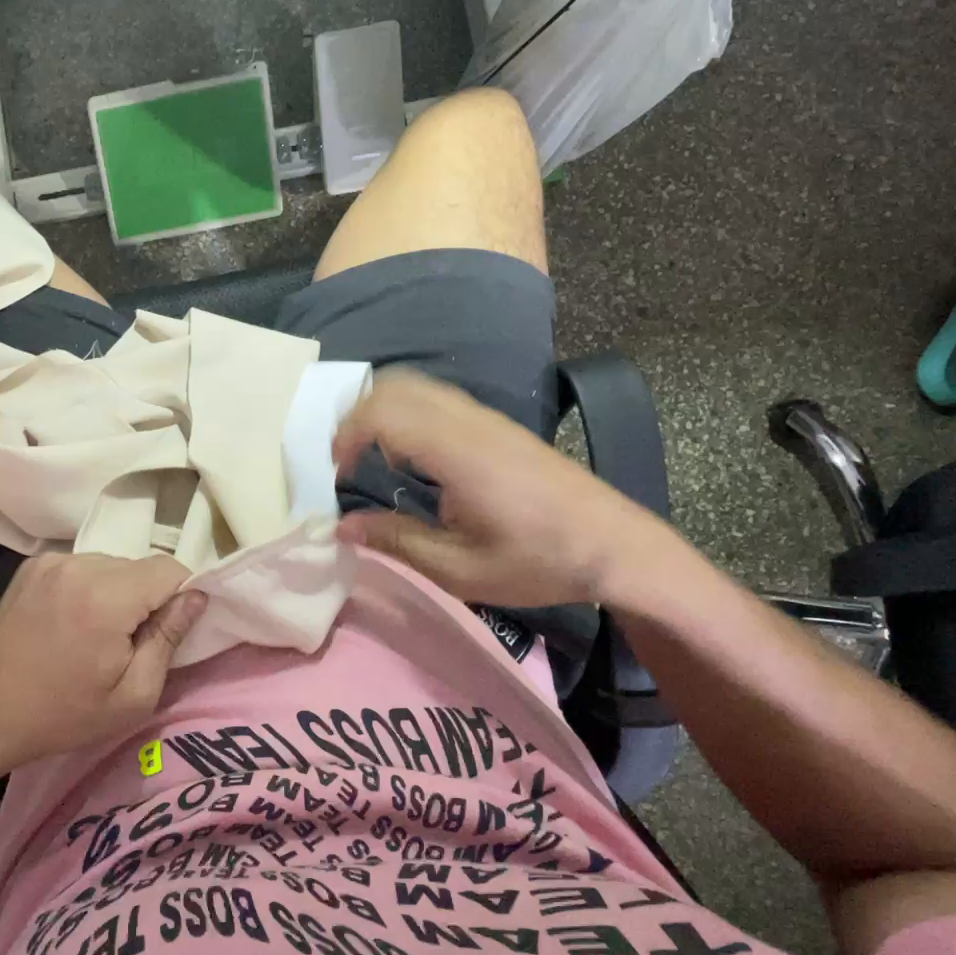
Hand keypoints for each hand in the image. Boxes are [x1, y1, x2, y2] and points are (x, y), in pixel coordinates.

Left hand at [0, 553, 206, 776]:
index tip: (170, 632)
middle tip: (131, 645)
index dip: (181, 596)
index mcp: (105, 596)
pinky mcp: (32, 566)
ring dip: (118, 593)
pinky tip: (73, 624)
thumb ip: (169, 639)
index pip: (169, 568)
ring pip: (112, 565)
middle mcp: (78, 565)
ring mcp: (51, 561)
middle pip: (139, 566)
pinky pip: (82, 567)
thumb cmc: (63, 715)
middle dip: (147, 598)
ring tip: (98, 637)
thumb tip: (197, 596)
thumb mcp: (133, 696)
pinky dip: (90, 588)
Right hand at [333, 370, 680, 607]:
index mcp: (459, 454)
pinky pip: (436, 397)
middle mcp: (470, 423)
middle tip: (345, 460)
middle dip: (356, 416)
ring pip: (416, 385)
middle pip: (395, 385)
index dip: (347, 435)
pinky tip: (411, 455)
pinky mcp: (498, 424)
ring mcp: (487, 418)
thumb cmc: (539, 562)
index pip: (384, 413)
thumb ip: (396, 542)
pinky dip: (406, 412)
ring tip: (371, 456)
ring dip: (381, 410)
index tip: (338, 473)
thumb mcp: (460, 569)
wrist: (618, 547)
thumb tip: (341, 527)